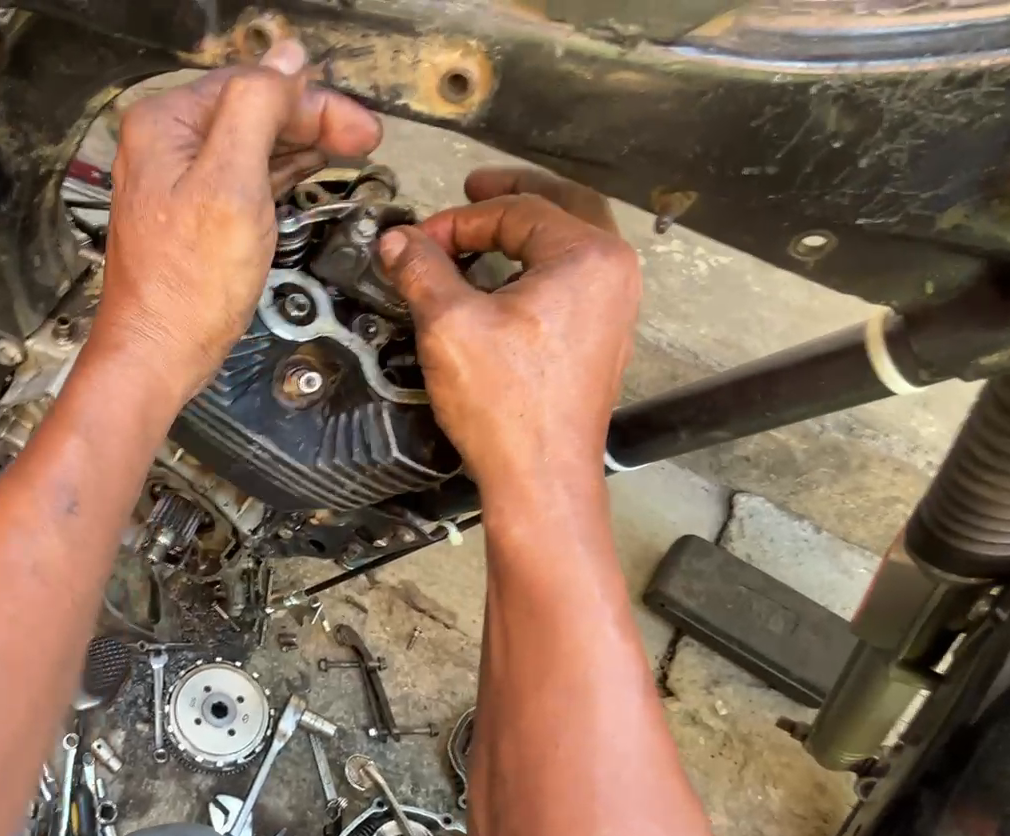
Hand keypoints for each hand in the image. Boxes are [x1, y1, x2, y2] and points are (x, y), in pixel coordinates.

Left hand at [90, 39, 381, 404]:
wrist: (156, 354)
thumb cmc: (185, 289)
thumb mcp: (231, 183)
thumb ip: (257, 108)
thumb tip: (285, 60)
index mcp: (164, 127)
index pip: (252, 85)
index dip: (313, 101)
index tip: (357, 126)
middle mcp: (162, 150)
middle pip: (250, 112)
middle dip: (309, 121)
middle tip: (360, 138)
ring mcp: (173, 186)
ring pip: (248, 146)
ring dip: (296, 145)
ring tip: (341, 149)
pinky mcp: (188, 221)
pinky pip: (239, 181)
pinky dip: (273, 175)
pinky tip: (300, 171)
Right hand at [377, 168, 640, 506]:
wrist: (538, 473)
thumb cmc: (506, 407)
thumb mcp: (448, 326)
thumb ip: (421, 271)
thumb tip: (398, 242)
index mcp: (585, 257)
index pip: (515, 211)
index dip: (458, 220)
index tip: (418, 242)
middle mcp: (611, 273)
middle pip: (559, 209)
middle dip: (510, 197)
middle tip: (474, 187)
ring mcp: (610, 307)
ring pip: (567, 244)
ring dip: (524, 232)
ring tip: (484, 232)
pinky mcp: (597, 338)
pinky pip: (569, 280)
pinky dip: (535, 266)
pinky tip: (503, 282)